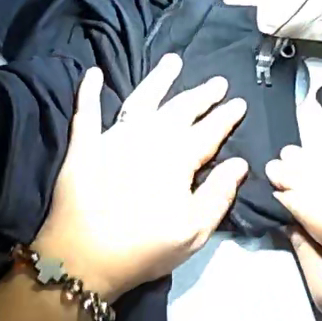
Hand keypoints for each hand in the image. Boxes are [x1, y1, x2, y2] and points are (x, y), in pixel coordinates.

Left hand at [32, 55, 248, 300]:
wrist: (82, 259)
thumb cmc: (144, 248)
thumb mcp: (194, 231)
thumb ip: (218, 194)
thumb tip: (239, 163)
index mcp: (178, 158)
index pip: (209, 131)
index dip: (226, 116)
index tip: (239, 103)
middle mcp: (149, 138)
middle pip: (181, 109)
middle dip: (202, 95)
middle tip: (218, 82)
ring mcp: (114, 138)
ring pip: (142, 99)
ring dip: (159, 79)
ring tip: (173, 61)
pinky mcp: (85, 146)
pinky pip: (87, 112)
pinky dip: (89, 91)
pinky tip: (93, 73)